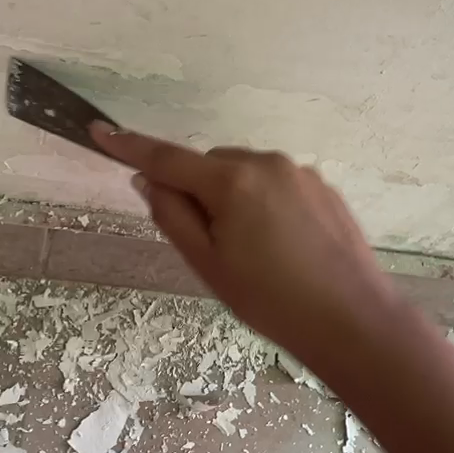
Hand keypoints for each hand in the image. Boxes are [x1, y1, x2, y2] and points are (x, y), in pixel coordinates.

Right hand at [89, 123, 412, 364]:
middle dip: (200, 190)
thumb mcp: (207, 265)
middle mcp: (266, 163)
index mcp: (231, 181)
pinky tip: (285, 246)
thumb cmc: (271, 301)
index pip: (167, 158)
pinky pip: (277, 184)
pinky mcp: (324, 186)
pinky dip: (266, 204)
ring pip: (245, 173)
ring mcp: (300, 172)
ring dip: (235, 197)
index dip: (129, 146)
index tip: (100, 131)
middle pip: (211, 165)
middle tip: (212, 244)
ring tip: (257, 252)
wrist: (354, 321)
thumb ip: (172, 215)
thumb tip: (148, 180)